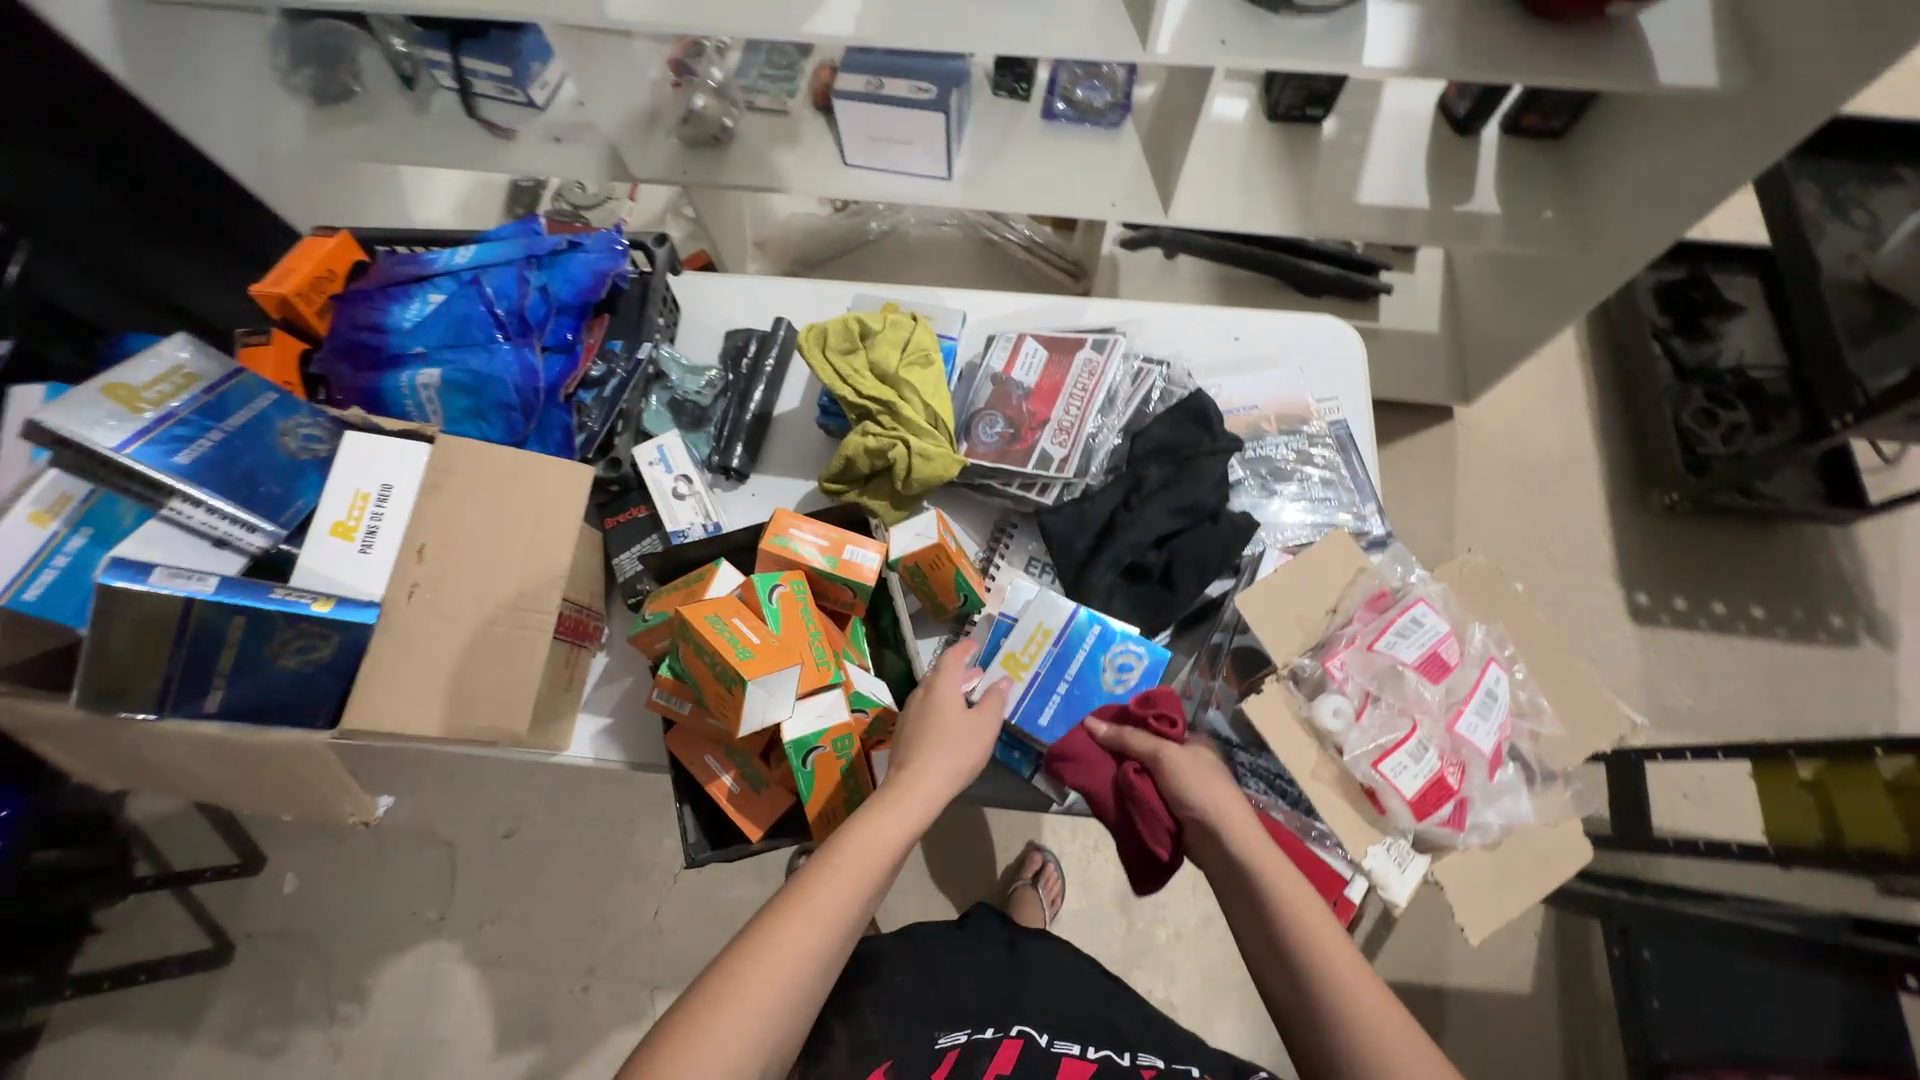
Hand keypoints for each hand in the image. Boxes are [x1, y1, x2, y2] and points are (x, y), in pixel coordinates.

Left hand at [883, 641, 1011, 810]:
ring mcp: (910, 713)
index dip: (964, 648)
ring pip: (932, 693)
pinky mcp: (904, 732)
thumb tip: (1003, 680)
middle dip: (960, 672)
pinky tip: (950, 723)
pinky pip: (926, 709)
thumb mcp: (984, 726)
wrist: (914, 787)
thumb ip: (995, 700)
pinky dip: (941, 707)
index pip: (951, 657)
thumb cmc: (955, 752)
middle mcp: (921, 693)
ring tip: (968, 698)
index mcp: (941, 685)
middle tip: (978, 674)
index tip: (975, 644)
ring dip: (950, 691)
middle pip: (940, 674)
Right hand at [1081, 715, 1260, 844]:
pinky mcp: (1170, 812)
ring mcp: (1177, 789)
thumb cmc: (1197, 788)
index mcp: (1190, 741)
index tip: (1096, 725)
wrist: (1222, 843)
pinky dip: (1127, 796)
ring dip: (1120, 777)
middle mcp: (1184, 762)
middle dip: (1118, 752)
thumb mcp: (1163, 755)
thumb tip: (1088, 721)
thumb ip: (1128, 738)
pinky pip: (1141, 797)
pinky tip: (1105, 793)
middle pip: (1143, 750)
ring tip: (1089, 770)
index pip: (1152, 725)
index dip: (1125, 723)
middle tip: (1087, 750)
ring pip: (1139, 776)